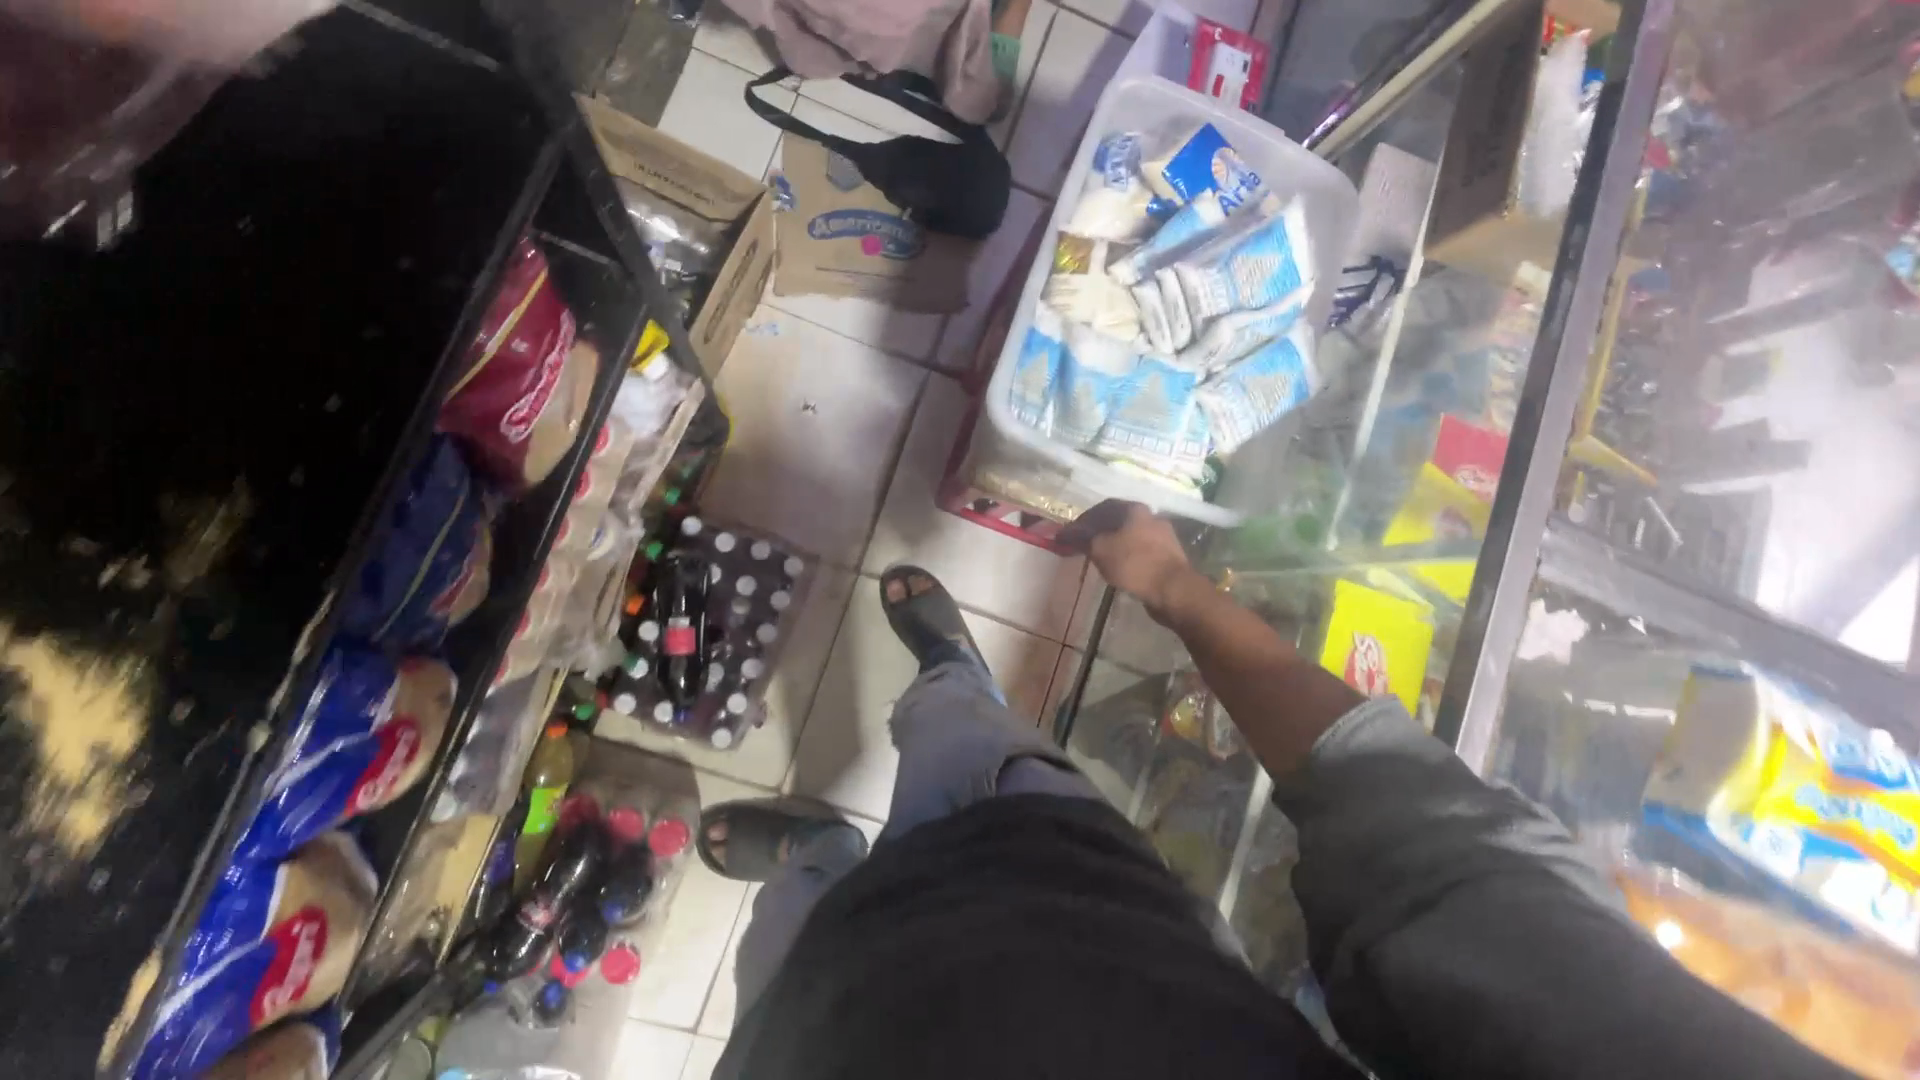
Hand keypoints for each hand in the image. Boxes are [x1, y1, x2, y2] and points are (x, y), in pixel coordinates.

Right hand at [1059, 500, 1195, 617]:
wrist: (1172, 589)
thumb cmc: (1133, 563)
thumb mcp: (1099, 549)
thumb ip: (1081, 538)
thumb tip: (1063, 533)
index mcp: (1134, 509)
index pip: (1103, 507)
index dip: (1084, 519)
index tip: (1070, 533)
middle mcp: (1151, 517)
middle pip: (1118, 521)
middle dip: (1099, 532)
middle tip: (1083, 546)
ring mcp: (1163, 537)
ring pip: (1131, 537)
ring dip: (1114, 545)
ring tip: (1099, 559)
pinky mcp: (1169, 556)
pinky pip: (1141, 552)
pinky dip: (1127, 557)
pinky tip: (1119, 569)